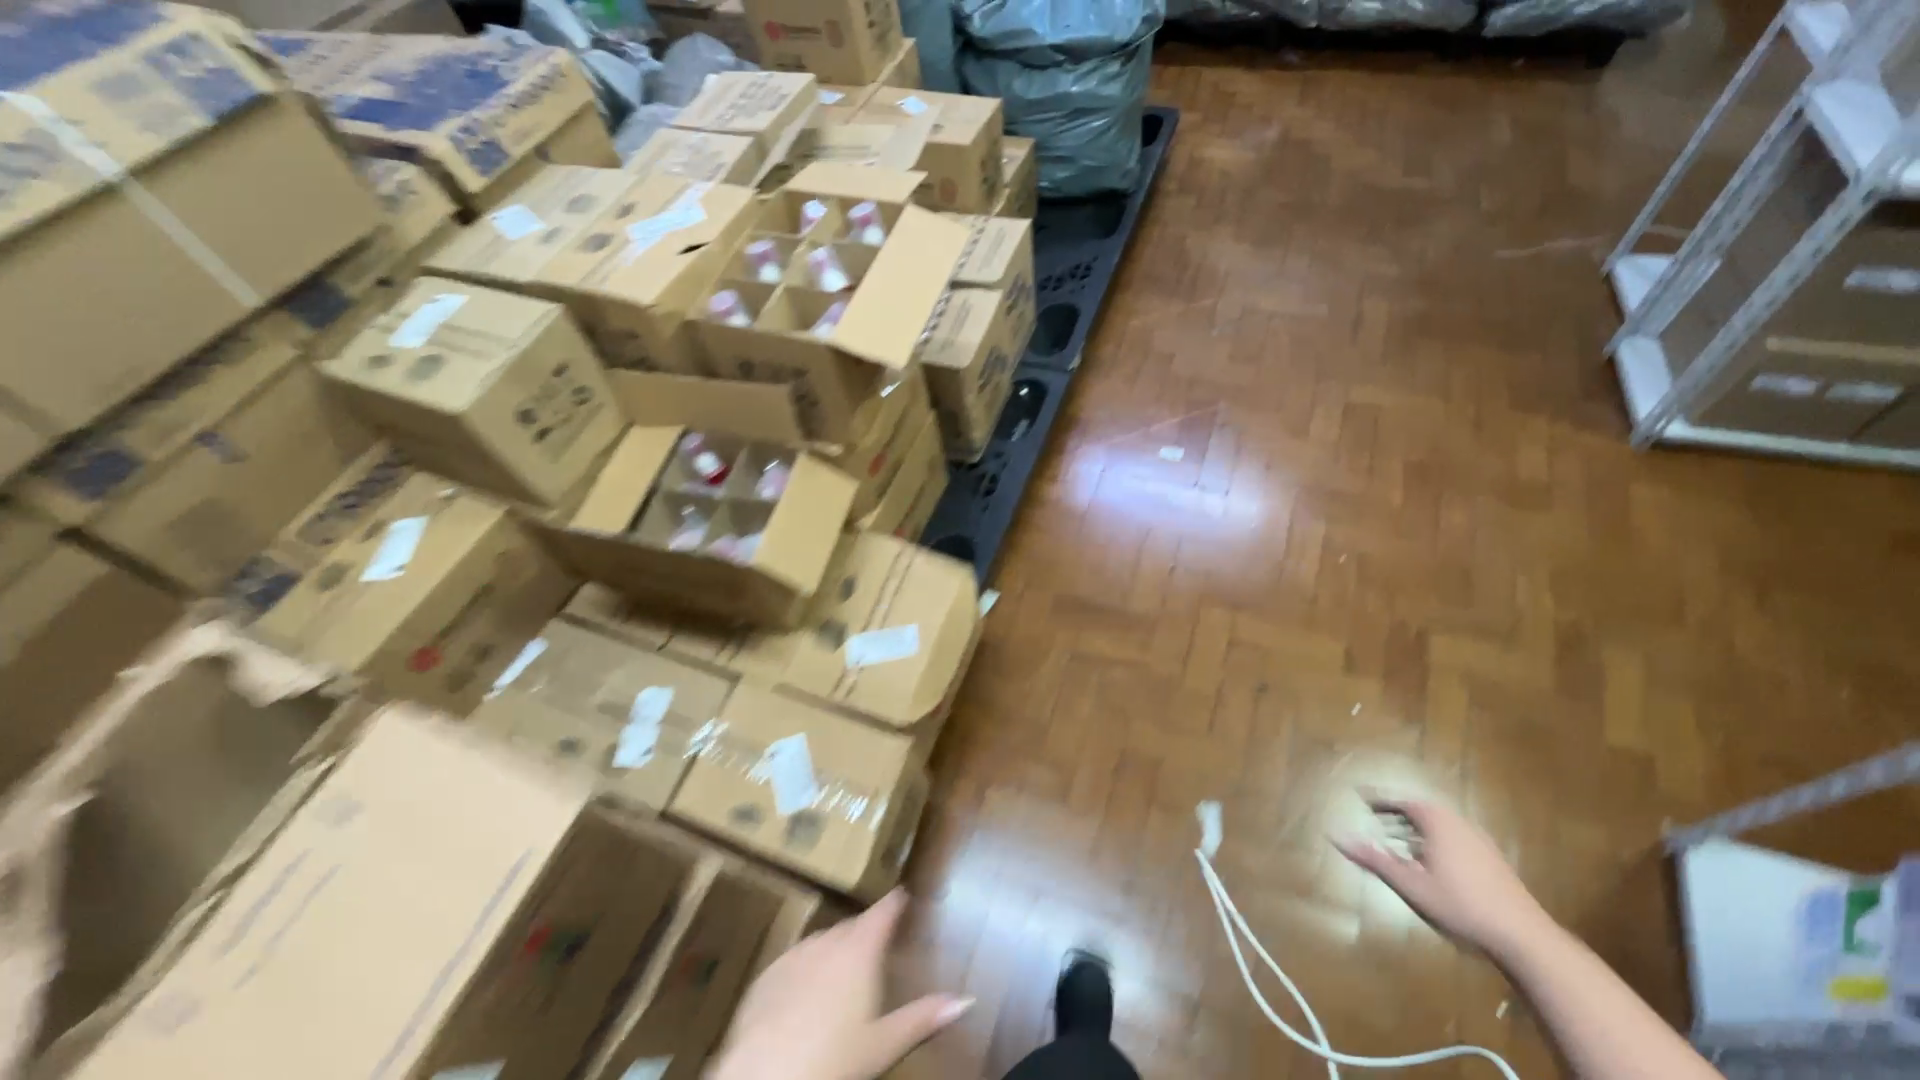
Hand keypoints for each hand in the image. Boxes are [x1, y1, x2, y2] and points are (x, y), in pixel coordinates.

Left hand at [709, 889, 973, 1079]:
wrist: (763, 1073)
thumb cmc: (834, 1057)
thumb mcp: (884, 1043)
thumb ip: (923, 1017)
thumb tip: (966, 1001)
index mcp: (859, 952)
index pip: (881, 914)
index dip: (893, 902)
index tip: (901, 892)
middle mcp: (826, 943)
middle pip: (851, 925)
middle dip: (865, 928)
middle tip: (877, 940)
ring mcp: (793, 957)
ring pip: (821, 940)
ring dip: (835, 944)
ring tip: (845, 963)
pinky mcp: (765, 976)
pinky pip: (794, 959)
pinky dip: (807, 964)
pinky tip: (807, 986)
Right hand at [1333, 793, 1554, 958]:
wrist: (1520, 932)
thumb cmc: (1459, 904)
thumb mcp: (1410, 884)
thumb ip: (1375, 859)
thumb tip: (1337, 837)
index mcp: (1437, 822)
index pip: (1401, 801)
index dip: (1378, 799)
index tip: (1359, 796)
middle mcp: (1458, 822)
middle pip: (1421, 809)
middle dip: (1397, 813)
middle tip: (1375, 817)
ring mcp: (1478, 838)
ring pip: (1439, 823)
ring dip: (1416, 827)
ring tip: (1397, 840)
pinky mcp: (1490, 856)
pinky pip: (1454, 836)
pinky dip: (1434, 838)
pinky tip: (1430, 861)